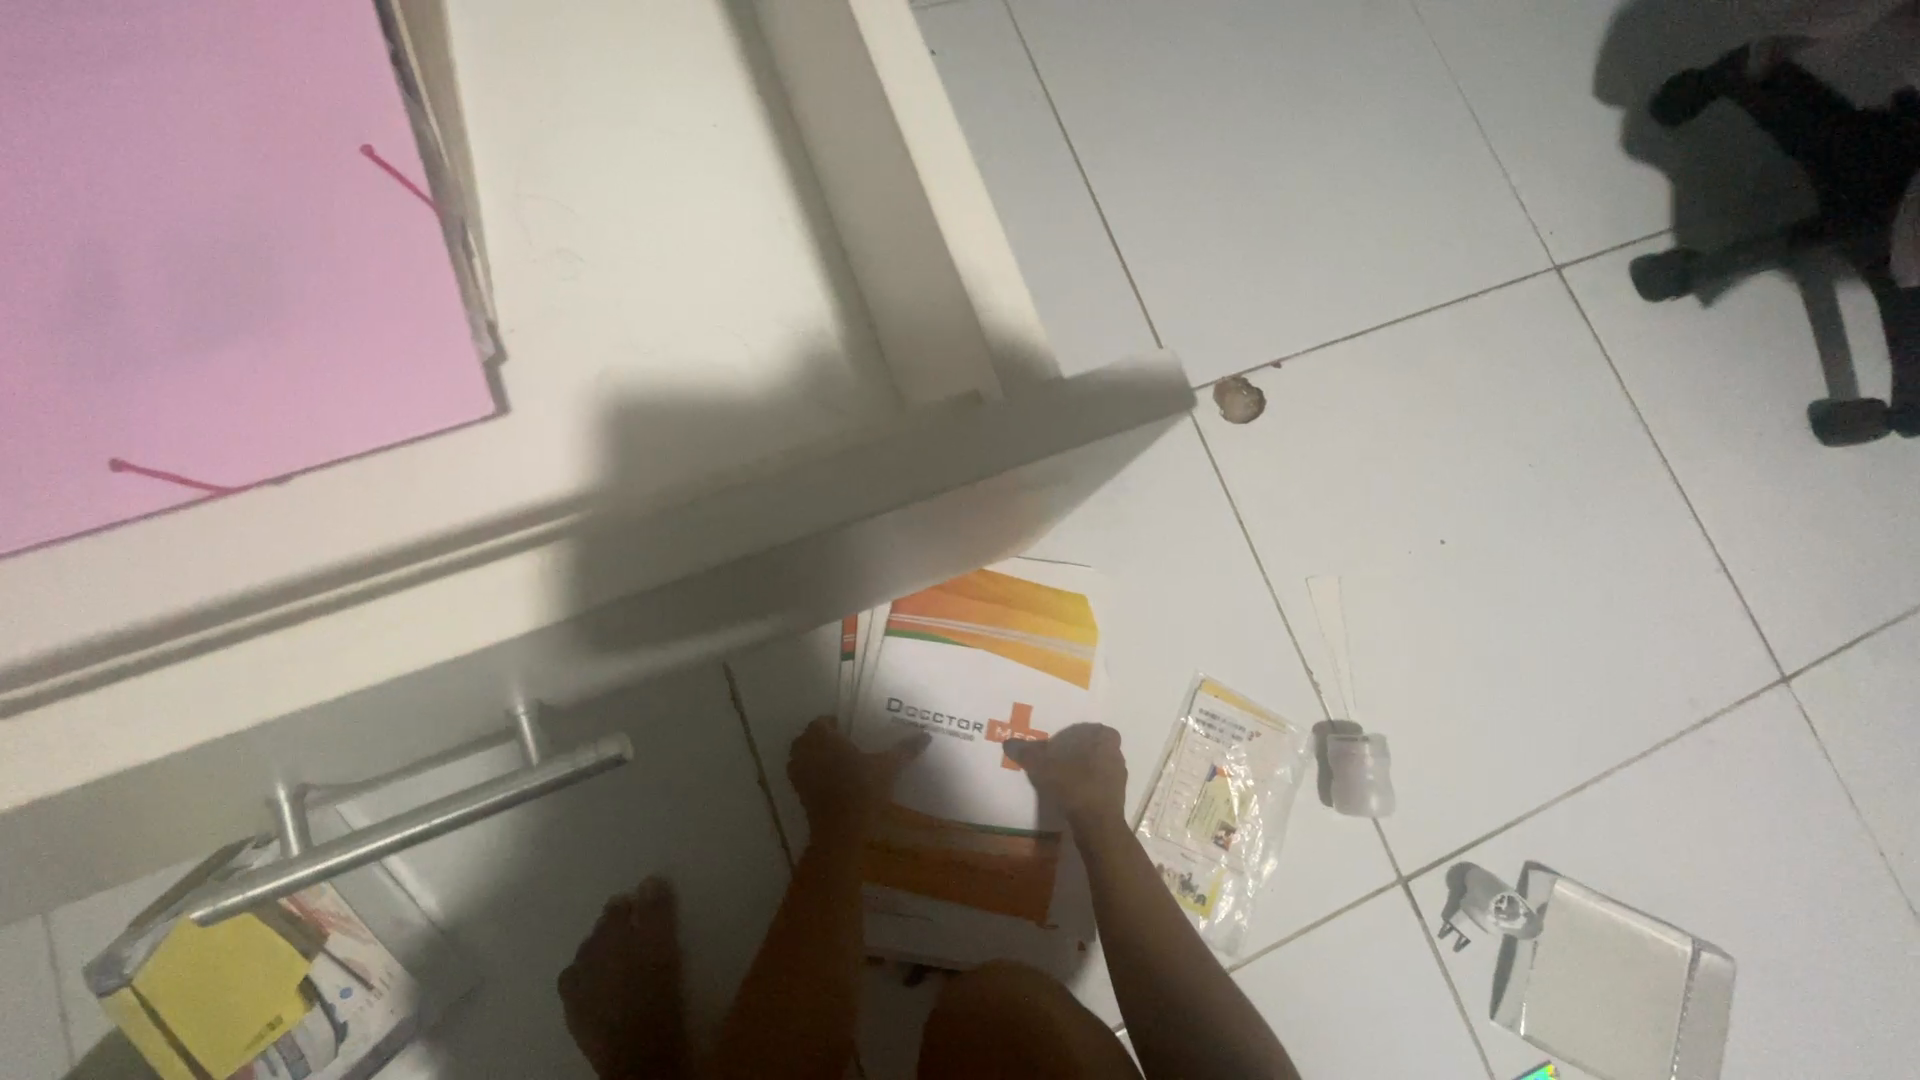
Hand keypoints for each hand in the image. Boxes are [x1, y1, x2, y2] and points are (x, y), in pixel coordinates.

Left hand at [558, 877, 687, 1079]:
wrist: (638, 1054)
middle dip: (615, 925)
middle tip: (635, 929)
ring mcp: (576, 983)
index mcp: (611, 936)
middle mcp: (588, 955)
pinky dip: (587, 975)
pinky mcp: (573, 1010)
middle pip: (601, 930)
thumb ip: (657, 913)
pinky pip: (576, 982)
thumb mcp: (665, 949)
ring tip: (620, 956)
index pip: (617, 909)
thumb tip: (649, 880)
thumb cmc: (658, 997)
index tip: (644, 902)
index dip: (632, 904)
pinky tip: (598, 982)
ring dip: (601, 948)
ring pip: (587, 954)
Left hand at [789, 717, 930, 839]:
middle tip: (845, 745)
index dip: (833, 724)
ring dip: (815, 755)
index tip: (850, 730)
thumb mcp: (887, 767)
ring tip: (838, 762)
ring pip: (802, 756)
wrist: (841, 830)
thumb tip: (926, 735)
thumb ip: (905, 750)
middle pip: (808, 737)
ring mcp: (798, 773)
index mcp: (823, 737)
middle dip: (823, 738)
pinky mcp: (798, 793)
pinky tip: (832, 782)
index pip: (821, 722)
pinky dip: (812, 774)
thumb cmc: (862, 790)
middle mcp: (805, 751)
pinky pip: (802, 775)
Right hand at [1003, 723, 1127, 831]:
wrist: (1096, 824)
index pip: (1097, 730)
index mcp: (1105, 741)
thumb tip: (1008, 742)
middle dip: (1082, 752)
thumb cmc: (1074, 785)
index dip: (1082, 734)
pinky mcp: (1117, 800)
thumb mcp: (1043, 766)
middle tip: (1061, 758)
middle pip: (1098, 749)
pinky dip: (1088, 789)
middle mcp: (1117, 756)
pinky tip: (1073, 796)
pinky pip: (1101, 787)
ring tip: (1064, 778)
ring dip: (1086, 771)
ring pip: (1101, 768)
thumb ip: (1027, 752)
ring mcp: (1119, 780)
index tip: (1065, 742)